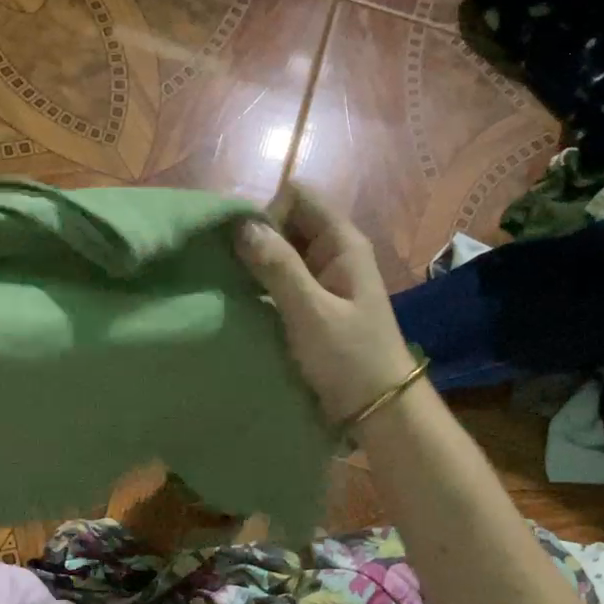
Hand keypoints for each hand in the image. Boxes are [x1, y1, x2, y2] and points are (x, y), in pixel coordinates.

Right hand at [235, 183, 418, 423]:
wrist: (376, 407)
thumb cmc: (349, 357)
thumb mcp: (311, 311)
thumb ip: (278, 267)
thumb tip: (241, 226)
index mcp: (341, 243)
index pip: (298, 196)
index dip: (267, 213)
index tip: (242, 249)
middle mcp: (331, 253)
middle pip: (286, 222)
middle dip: (255, 239)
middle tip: (227, 270)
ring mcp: (321, 279)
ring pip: (280, 253)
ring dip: (253, 265)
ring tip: (227, 287)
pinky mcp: (310, 305)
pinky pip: (279, 281)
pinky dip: (258, 287)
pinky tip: (240, 304)